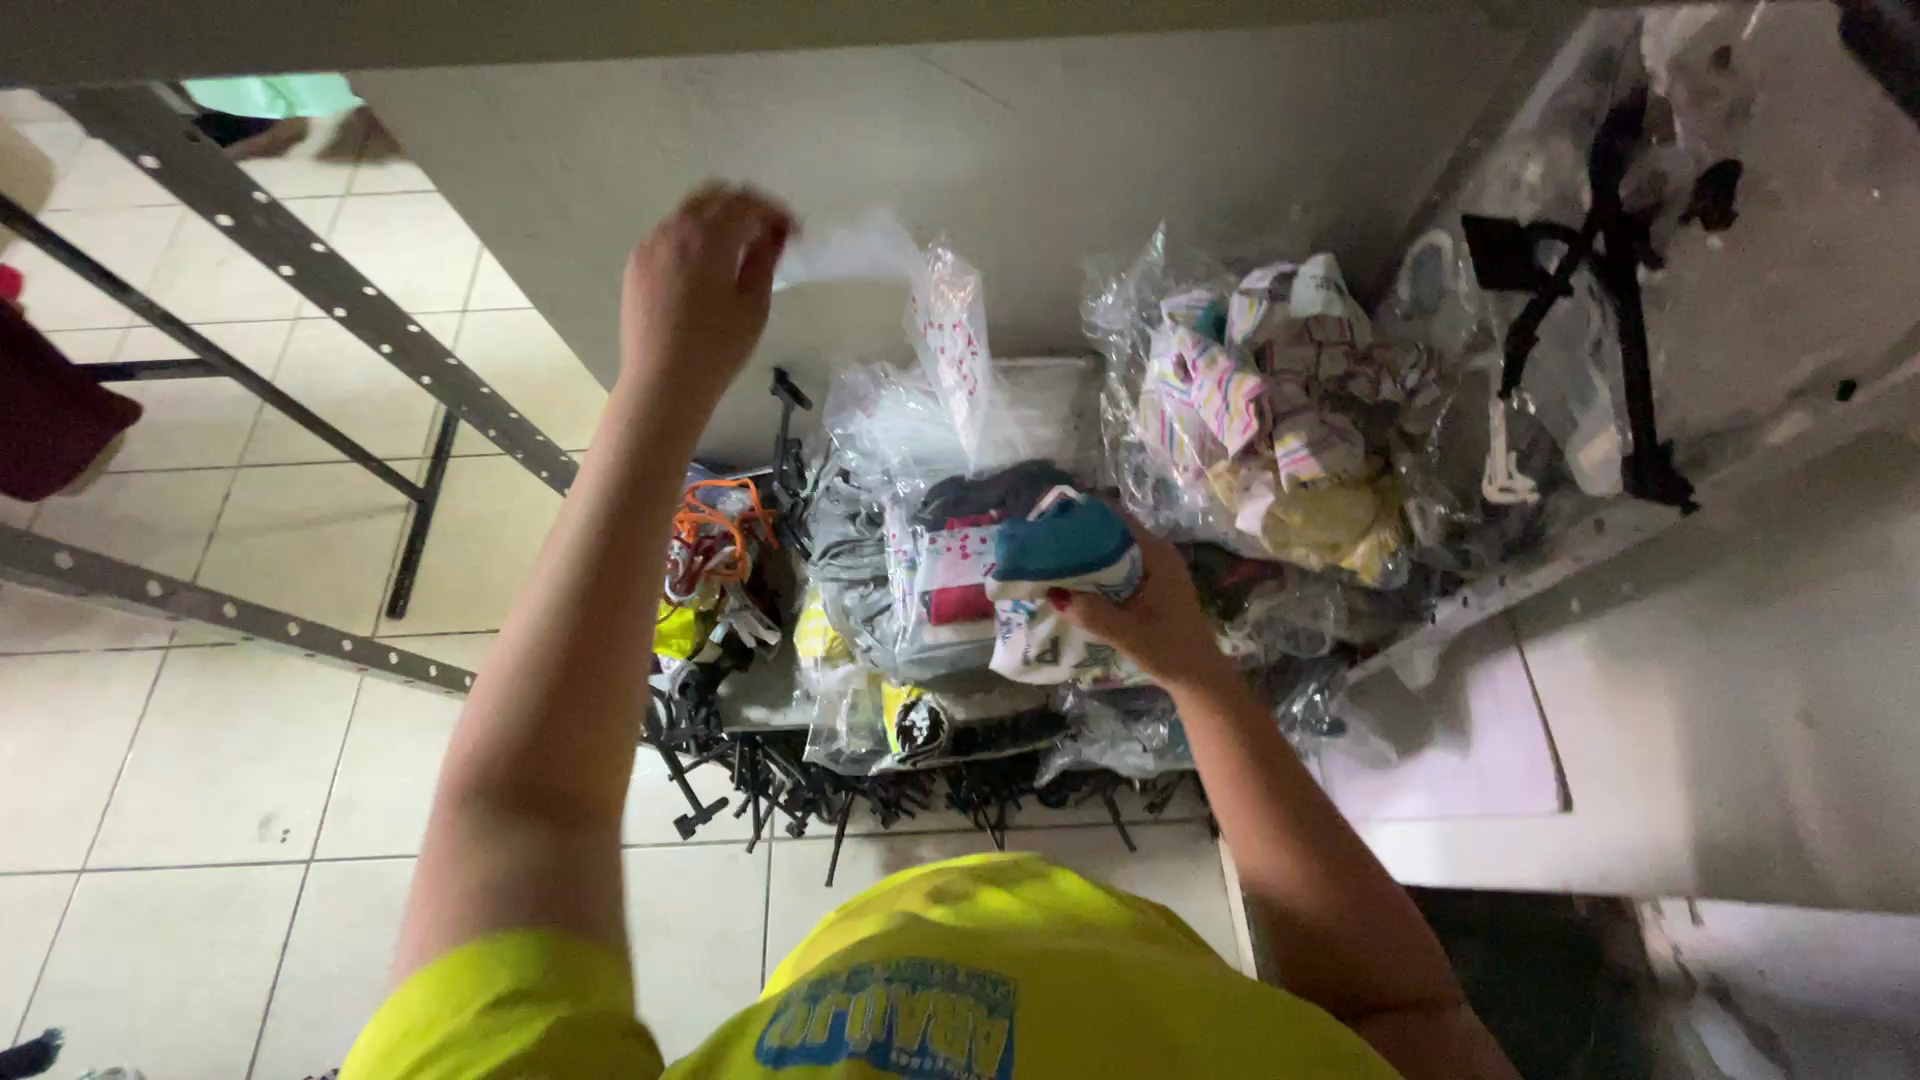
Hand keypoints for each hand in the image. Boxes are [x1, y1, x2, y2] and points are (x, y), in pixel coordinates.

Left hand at [619, 183, 794, 401]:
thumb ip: (762, 263)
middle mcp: (674, 230)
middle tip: (769, 235)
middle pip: (714, 196)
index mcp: (707, 238)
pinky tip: (708, 269)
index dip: (774, 213)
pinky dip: (695, 238)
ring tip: (740, 252)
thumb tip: (769, 238)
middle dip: (746, 208)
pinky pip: (670, 235)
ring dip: (719, 221)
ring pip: (689, 213)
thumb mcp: (753, 308)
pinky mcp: (637, 265)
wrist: (662, 383)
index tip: (793, 233)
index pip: (745, 204)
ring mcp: (650, 245)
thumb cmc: (717, 350)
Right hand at [1048, 521, 1234, 690]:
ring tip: (1051, 562)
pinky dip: (1094, 569)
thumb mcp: (1126, 634)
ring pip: (1111, 548)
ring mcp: (1153, 566)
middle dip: (1076, 536)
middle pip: (1109, 530)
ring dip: (1084, 554)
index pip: (1113, 518)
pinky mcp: (1149, 581)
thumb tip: (1053, 594)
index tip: (1050, 525)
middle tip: (1044, 547)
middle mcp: (1155, 552)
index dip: (1081, 516)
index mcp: (1155, 554)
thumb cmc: (1168, 650)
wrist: (1198, 675)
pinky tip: (1073, 582)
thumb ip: (1091, 612)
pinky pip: (1116, 564)